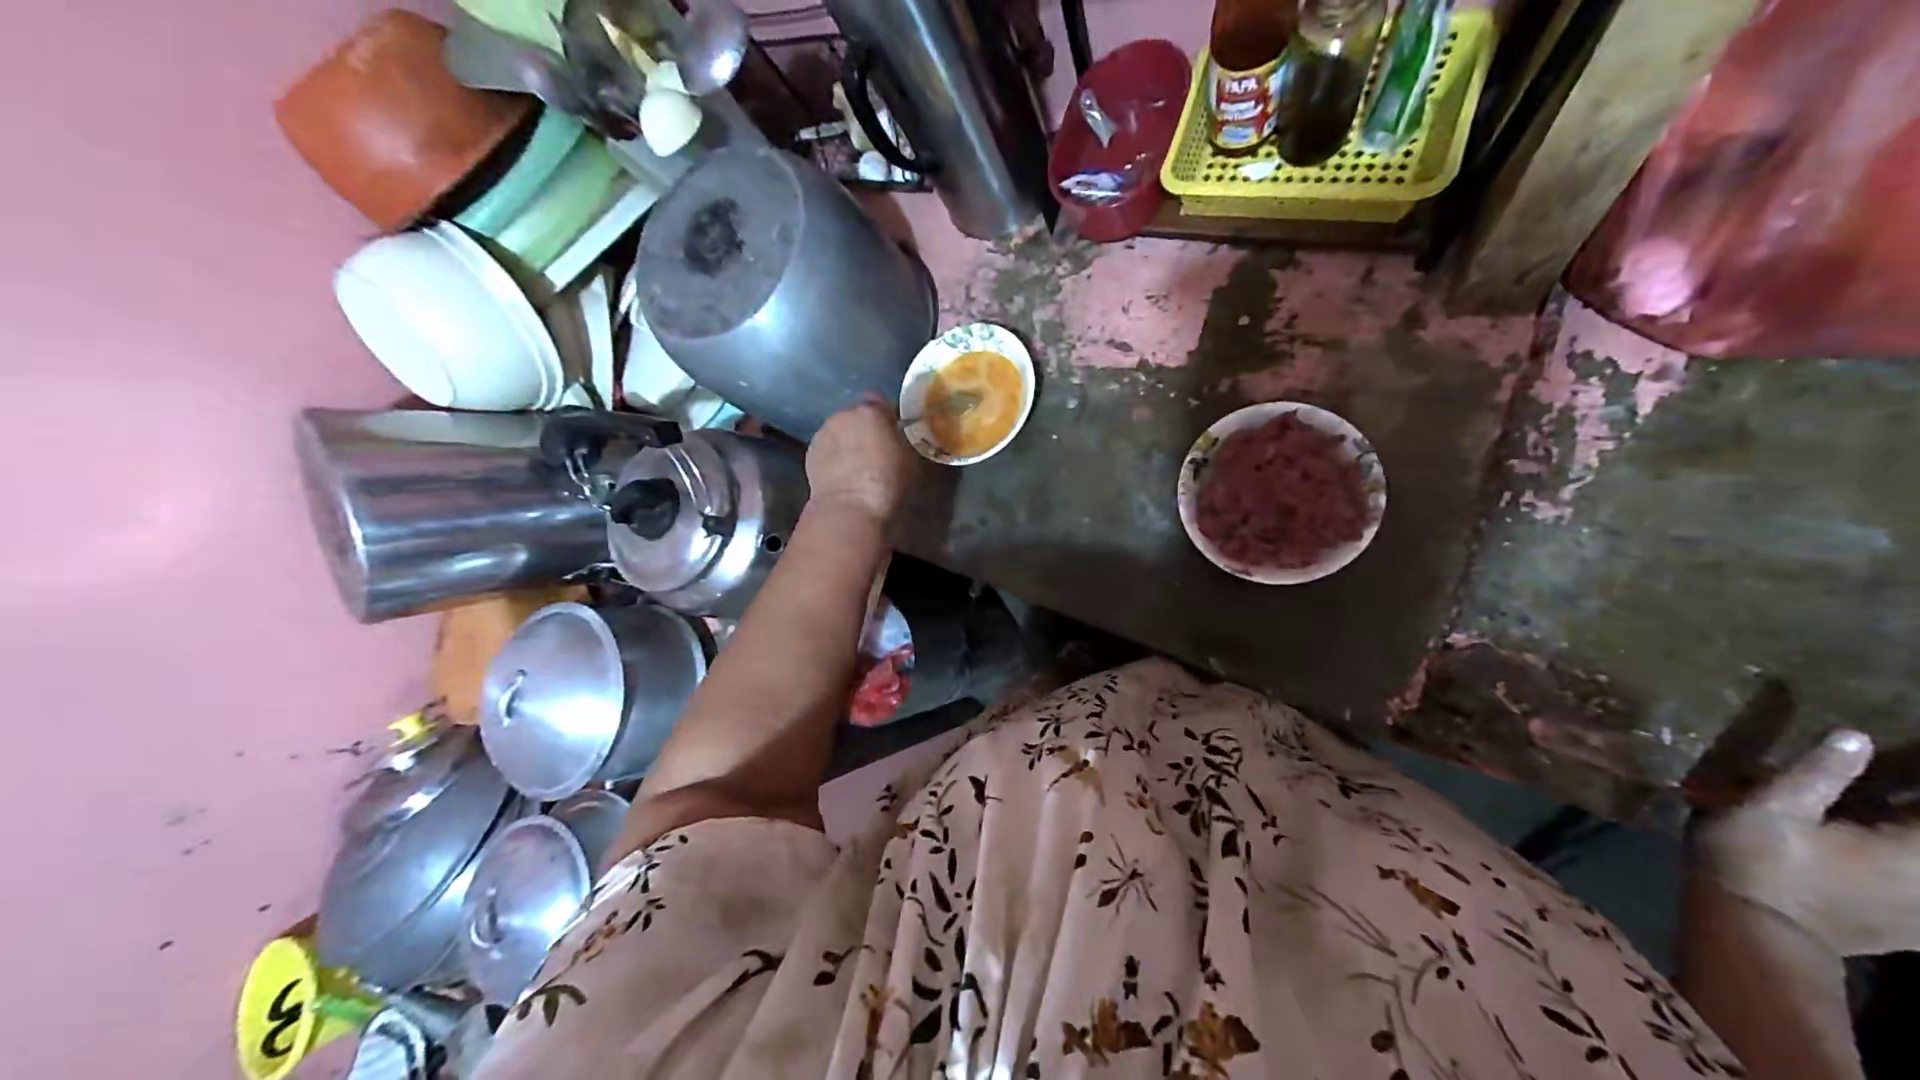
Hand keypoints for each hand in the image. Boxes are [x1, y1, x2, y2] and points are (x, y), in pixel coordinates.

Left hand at [806, 398, 916, 522]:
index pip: (878, 400)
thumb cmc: (886, 482)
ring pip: (838, 431)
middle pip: (855, 415)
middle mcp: (844, 416)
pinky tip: (840, 473)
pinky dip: (832, 455)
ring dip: (846, 441)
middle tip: (873, 450)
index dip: (883, 415)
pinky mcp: (810, 452)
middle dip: (863, 428)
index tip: (889, 429)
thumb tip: (892, 437)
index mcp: (871, 412)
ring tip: (854, 464)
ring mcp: (823, 433)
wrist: (849, 507)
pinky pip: (826, 447)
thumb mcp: (907, 458)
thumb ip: (898, 439)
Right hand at [1694, 729, 1919, 955]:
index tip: (1899, 759)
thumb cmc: (1760, 861)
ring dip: (1901, 840)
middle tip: (1889, 791)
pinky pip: (1916, 892)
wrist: (1751, 929)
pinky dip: (1901, 871)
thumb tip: (1856, 737)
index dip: (1913, 778)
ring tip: (1876, 822)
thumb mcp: (1773, 807)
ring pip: (1919, 865)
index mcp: (1915, 848)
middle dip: (1907, 814)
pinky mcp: (1909, 928)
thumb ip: (1819, 774)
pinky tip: (1877, 862)